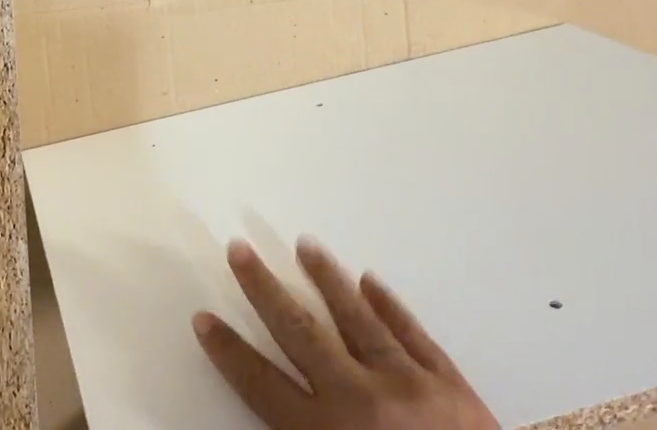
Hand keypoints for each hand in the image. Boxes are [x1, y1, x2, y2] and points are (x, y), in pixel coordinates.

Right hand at [193, 238, 500, 429]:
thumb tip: (272, 419)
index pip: (261, 384)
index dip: (229, 350)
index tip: (204, 318)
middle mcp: (358, 399)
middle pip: (299, 333)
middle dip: (264, 289)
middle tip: (240, 249)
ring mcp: (407, 386)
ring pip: (357, 318)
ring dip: (327, 279)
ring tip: (306, 244)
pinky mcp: (452, 386)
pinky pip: (414, 335)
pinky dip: (390, 305)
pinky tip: (371, 280)